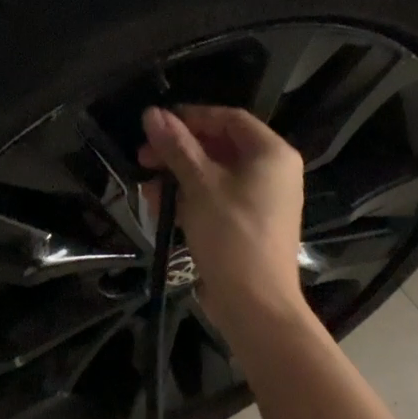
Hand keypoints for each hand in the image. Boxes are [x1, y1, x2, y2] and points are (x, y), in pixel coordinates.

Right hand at [138, 104, 308, 335]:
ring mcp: (264, 200)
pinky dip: (191, 197)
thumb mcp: (199, 185)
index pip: (229, 118)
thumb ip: (176, 146)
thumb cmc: (231, 235)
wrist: (256, 305)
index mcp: (271, 153)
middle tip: (144, 157)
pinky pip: (218, 197)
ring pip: (215, 173)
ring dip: (179, 175)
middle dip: (179, 150)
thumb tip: (151, 113)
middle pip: (221, 145)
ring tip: (147, 187)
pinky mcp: (250, 224)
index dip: (191, 118)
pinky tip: (161, 207)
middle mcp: (273, 171)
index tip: (156, 125)